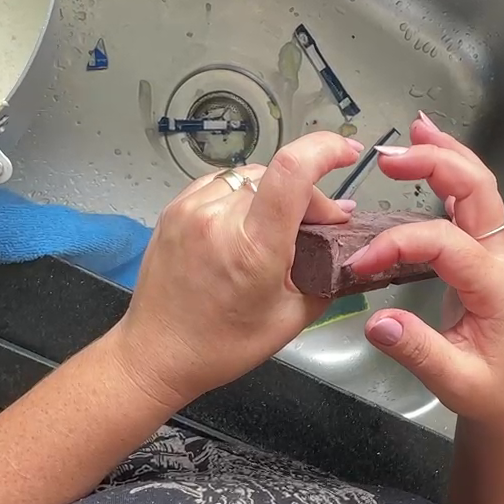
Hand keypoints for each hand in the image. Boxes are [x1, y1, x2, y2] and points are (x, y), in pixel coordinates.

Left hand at [109, 131, 363, 407]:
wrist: (157, 353)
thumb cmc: (221, 346)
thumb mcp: (290, 319)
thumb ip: (326, 278)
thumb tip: (347, 248)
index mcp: (253, 247)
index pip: (292, 171)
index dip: (326, 150)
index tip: (346, 152)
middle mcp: (218, 218)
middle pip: (278, 176)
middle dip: (307, 198)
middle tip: (316, 230)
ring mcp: (191, 210)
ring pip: (251, 177)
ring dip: (274, 195)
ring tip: (277, 230)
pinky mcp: (174, 209)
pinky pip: (222, 184)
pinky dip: (243, 197)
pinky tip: (245, 225)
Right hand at [348, 113, 503, 434]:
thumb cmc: (486, 391)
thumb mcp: (453, 381)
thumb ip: (416, 350)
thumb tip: (376, 321)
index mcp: (496, 287)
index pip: (445, 243)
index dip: (398, 243)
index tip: (360, 262)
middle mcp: (500, 261)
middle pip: (477, 191)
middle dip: (435, 164)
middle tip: (391, 157)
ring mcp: (494, 255)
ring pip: (478, 189)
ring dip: (447, 156)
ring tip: (415, 132)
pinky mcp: (481, 257)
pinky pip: (469, 205)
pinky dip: (449, 175)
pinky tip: (430, 159)